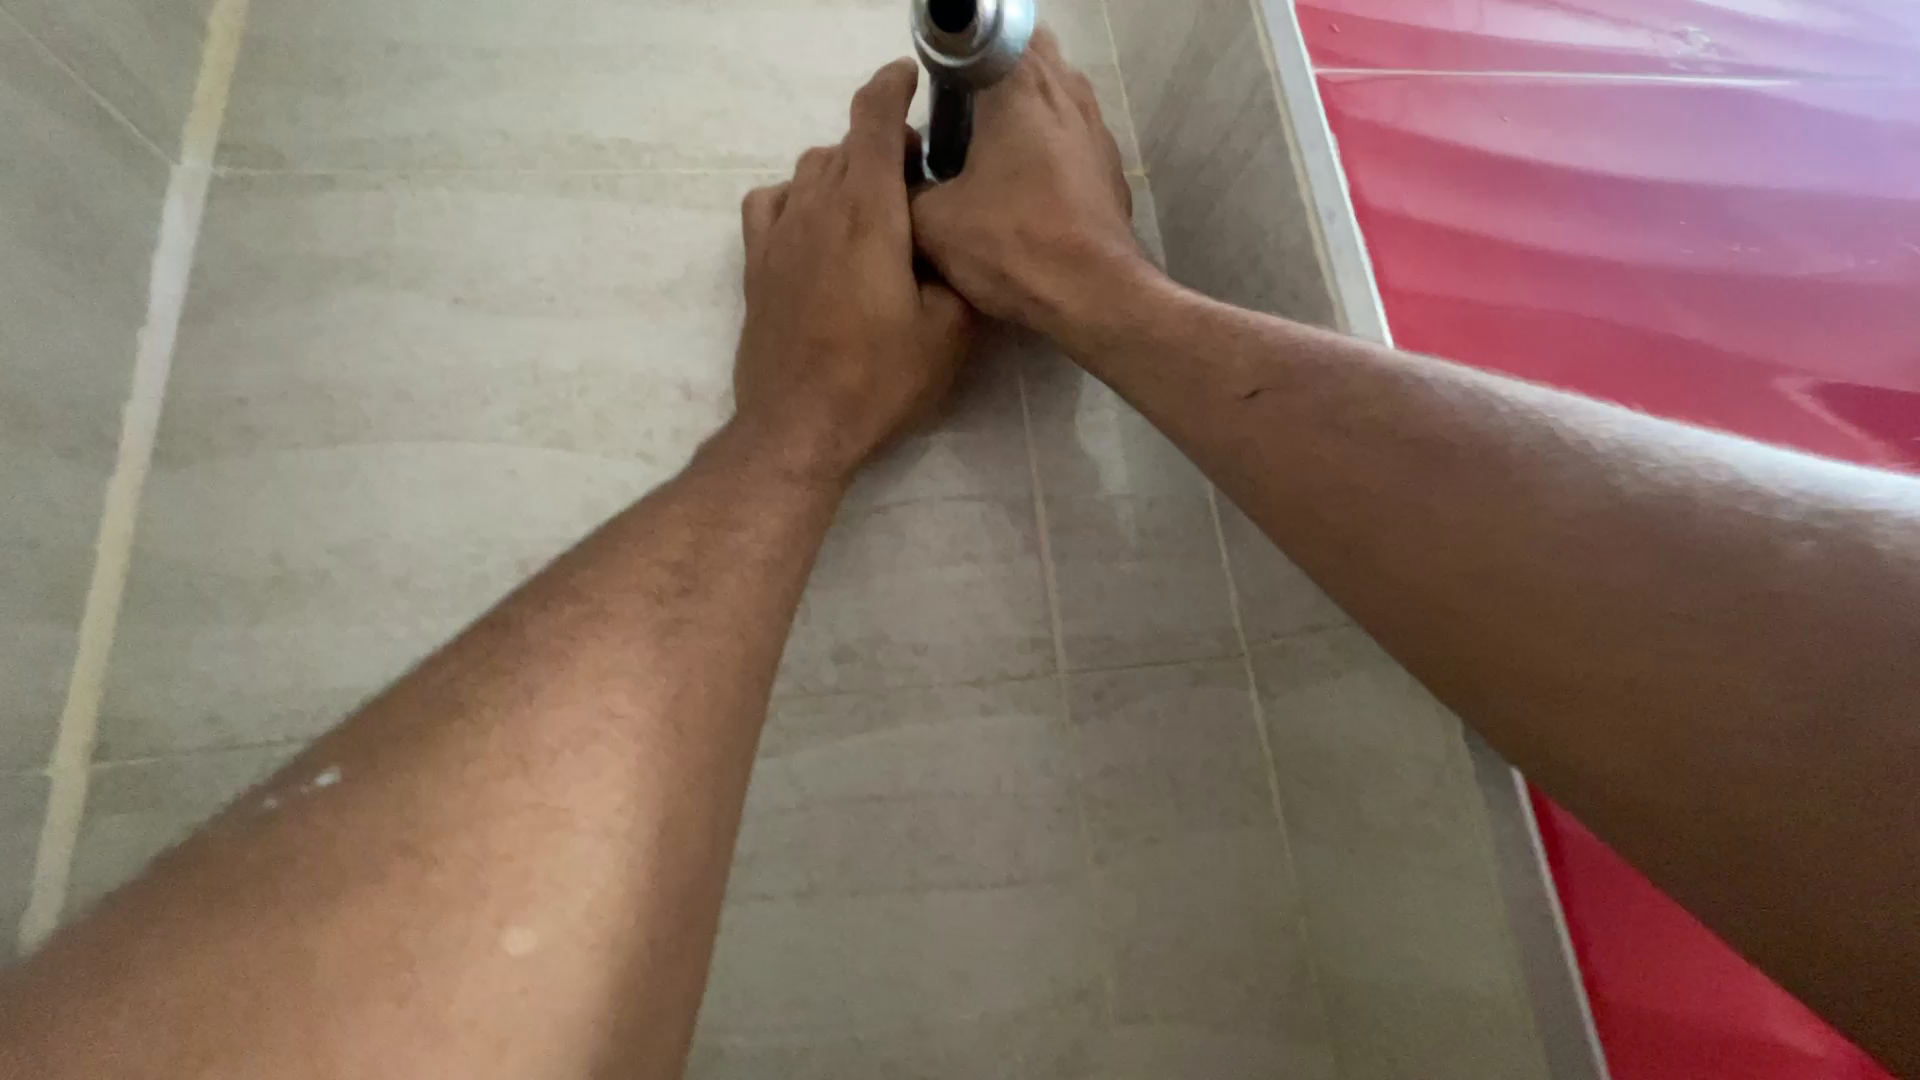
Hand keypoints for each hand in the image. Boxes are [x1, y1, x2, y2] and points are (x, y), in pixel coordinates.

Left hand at [732, 59, 973, 484]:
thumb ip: (960, 276)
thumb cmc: (880, 381)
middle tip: (913, 182)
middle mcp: (817, 207)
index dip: (892, 88)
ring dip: (842, 170)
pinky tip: (812, 225)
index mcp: (869, 213)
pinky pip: (770, 202)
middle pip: (845, 144)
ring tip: (868, 205)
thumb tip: (959, 245)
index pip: (873, 120)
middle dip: (881, 144)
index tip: (910, 80)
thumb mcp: (949, 335)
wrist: (801, 425)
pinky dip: (795, 196)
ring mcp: (779, 235)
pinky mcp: (756, 265)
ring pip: (808, 169)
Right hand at [909, 29, 1148, 334]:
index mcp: (1016, 85)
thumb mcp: (933, 224)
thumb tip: (902, 183)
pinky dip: (1048, 149)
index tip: (936, 97)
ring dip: (1023, 114)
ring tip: (992, 159)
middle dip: (991, 81)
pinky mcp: (1109, 165)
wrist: (1091, 294)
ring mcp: (1095, 126)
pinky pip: (1072, 136)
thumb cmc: (1011, 247)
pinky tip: (1028, 192)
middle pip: (1024, 55)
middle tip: (960, 124)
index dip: (954, 61)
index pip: (983, 34)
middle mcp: (1064, 88)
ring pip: (1053, 94)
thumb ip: (906, 190)